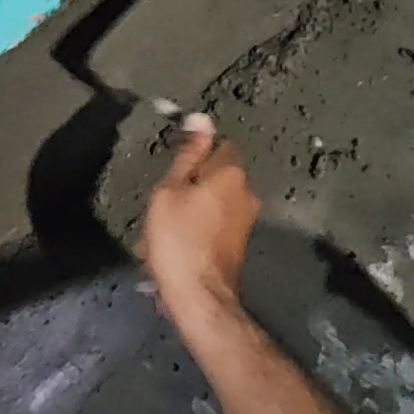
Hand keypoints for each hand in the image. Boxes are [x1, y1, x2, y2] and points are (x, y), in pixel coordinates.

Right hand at [141, 113, 259, 311]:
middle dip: (193, 183)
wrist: (199, 295)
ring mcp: (247, 218)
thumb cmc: (177, 239)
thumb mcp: (170, 191)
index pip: (218, 143)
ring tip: (168, 227)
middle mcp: (247, 191)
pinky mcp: (240, 241)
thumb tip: (202, 118)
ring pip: (215, 199)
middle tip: (166, 203)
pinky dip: (200, 227)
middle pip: (216, 173)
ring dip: (194, 207)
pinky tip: (180, 243)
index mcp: (231, 172)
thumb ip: (188, 154)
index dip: (194, 154)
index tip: (173, 173)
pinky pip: (217, 221)